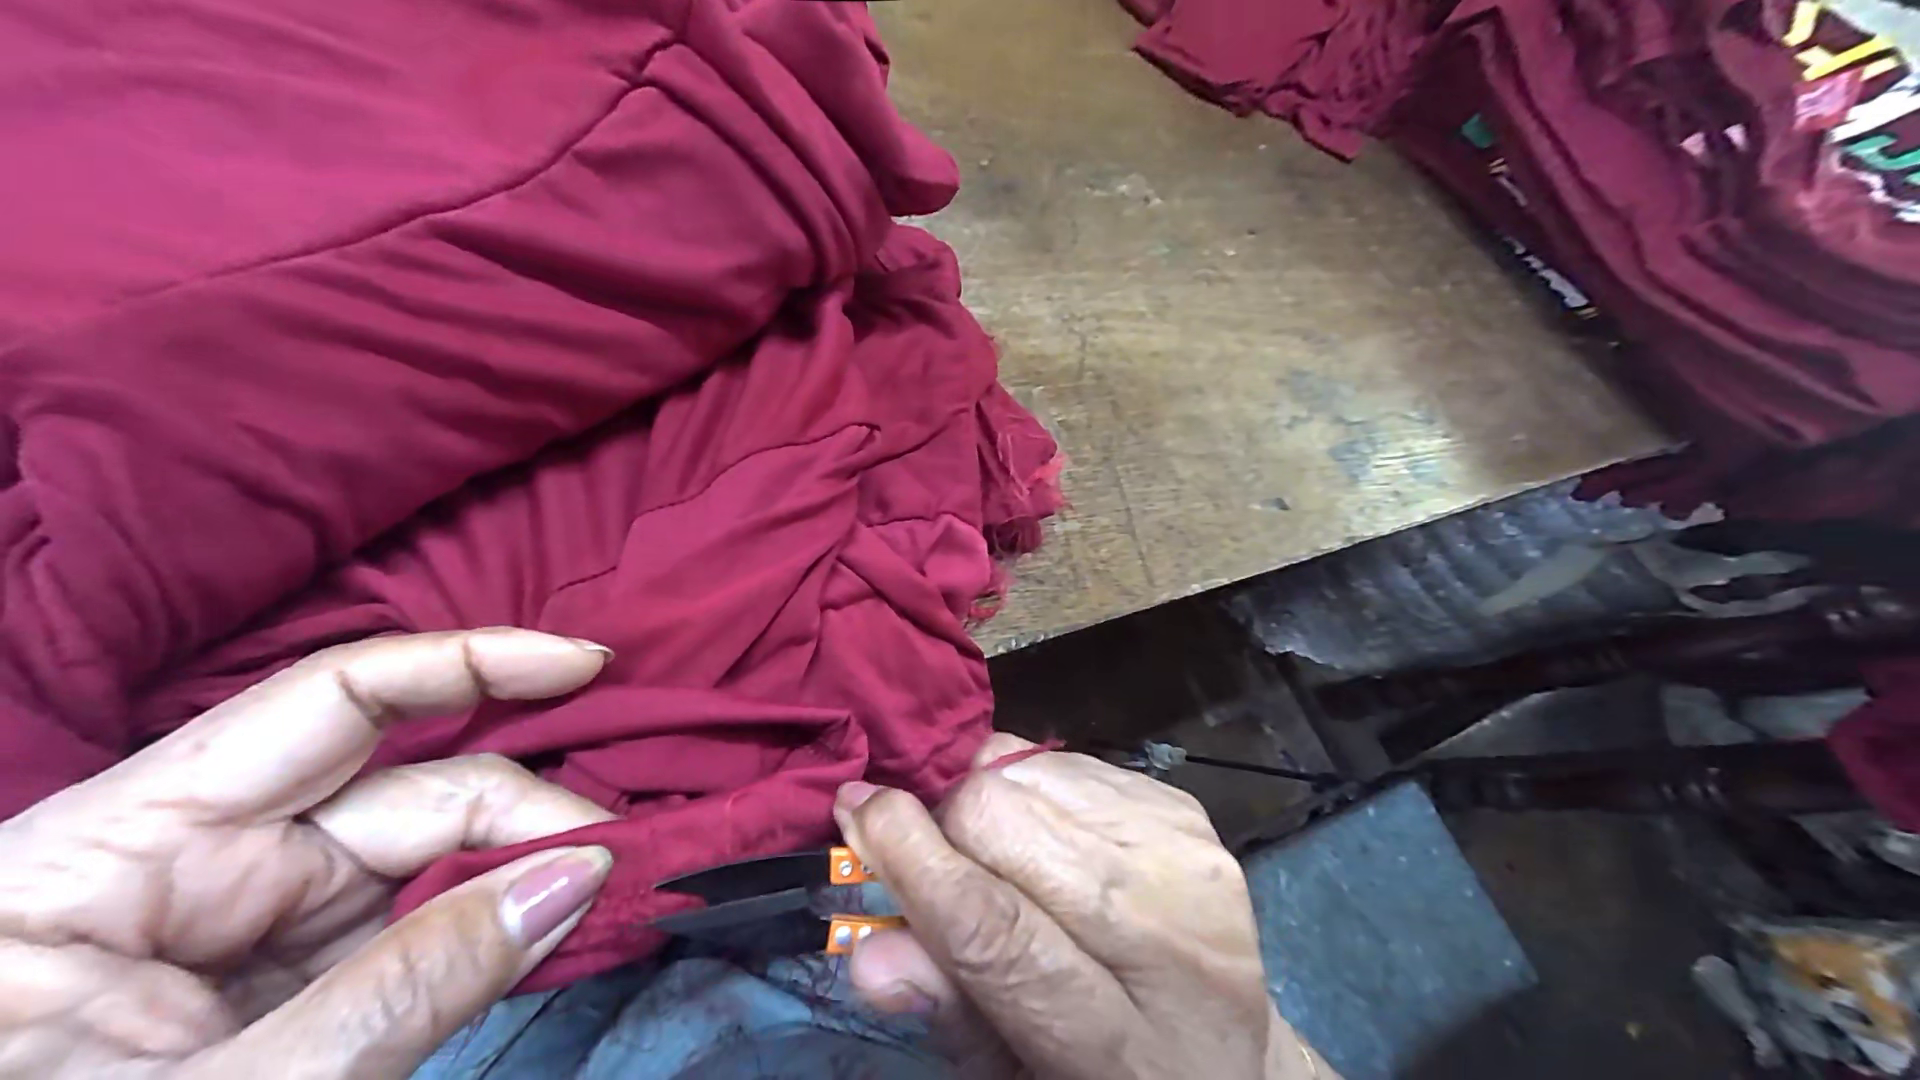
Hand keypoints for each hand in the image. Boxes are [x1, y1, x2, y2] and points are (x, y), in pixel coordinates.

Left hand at [0, 628, 619, 1078]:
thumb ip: (405, 988)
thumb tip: (579, 875)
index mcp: (118, 852)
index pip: (332, 700)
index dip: (471, 664)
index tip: (585, 665)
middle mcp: (202, 857)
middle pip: (415, 789)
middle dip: (526, 817)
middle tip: (615, 862)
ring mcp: (261, 913)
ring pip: (438, 850)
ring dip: (526, 869)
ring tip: (600, 896)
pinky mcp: (304, 963)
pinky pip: (432, 911)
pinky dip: (501, 918)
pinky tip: (554, 925)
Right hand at [834, 735, 1334, 1079]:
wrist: (1229, 1042)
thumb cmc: (1104, 1066)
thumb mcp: (1016, 1067)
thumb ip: (946, 1005)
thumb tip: (867, 949)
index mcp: (1124, 1039)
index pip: (996, 930)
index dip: (914, 862)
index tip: (854, 807)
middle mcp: (1168, 927)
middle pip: (1005, 819)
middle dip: (945, 820)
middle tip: (938, 847)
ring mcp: (1181, 849)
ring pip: (1026, 770)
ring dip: (985, 796)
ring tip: (1000, 845)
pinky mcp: (1180, 803)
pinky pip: (1059, 758)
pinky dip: (1025, 781)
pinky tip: (1044, 827)